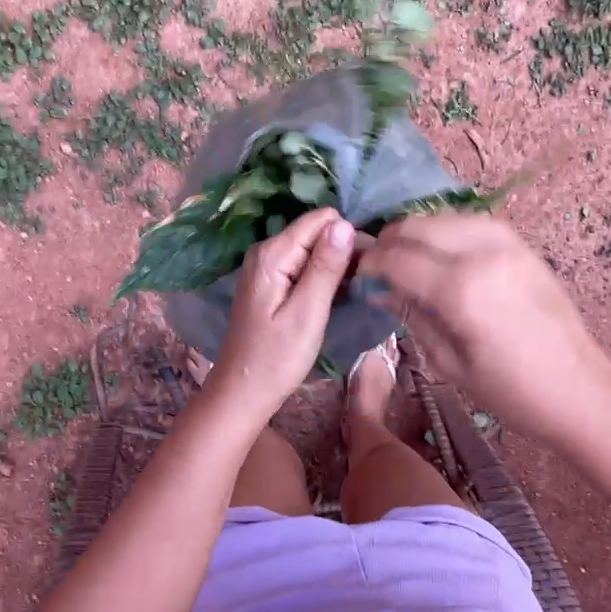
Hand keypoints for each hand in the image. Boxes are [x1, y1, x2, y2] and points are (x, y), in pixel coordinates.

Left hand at [210, 208, 355, 408]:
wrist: (243, 392)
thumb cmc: (277, 359)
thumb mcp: (307, 313)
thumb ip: (325, 267)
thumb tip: (344, 224)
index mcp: (272, 253)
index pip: (322, 219)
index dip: (348, 237)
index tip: (367, 267)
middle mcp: (266, 250)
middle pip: (318, 231)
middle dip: (344, 251)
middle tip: (363, 285)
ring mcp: (267, 265)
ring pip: (314, 248)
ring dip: (336, 265)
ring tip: (352, 293)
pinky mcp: (272, 281)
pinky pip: (304, 264)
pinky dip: (323, 277)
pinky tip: (335, 298)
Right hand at [357, 213, 610, 447]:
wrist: (581, 390)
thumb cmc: (511, 392)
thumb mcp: (450, 363)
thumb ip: (412, 317)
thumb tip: (379, 291)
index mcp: (460, 291)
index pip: (397, 259)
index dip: (370, 263)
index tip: (357, 274)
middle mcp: (482, 255)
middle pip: (417, 226)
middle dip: (390, 241)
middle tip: (378, 264)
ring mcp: (506, 244)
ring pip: (444, 216)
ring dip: (418, 231)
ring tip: (406, 256)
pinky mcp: (522, 245)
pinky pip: (473, 221)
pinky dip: (447, 229)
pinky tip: (440, 250)